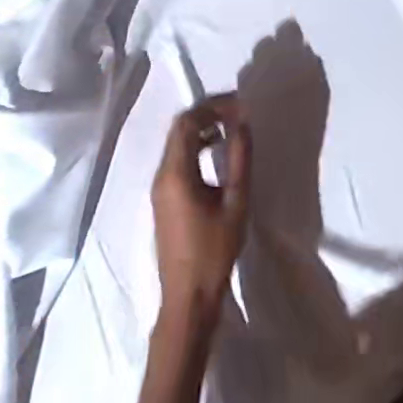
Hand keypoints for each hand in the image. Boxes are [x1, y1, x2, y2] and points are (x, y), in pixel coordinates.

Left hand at [151, 94, 251, 312]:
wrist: (187, 298)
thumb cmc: (213, 251)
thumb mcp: (235, 203)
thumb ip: (239, 159)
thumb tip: (243, 123)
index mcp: (175, 173)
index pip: (187, 122)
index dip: (212, 106)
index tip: (238, 104)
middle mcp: (161, 174)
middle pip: (179, 128)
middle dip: (207, 113)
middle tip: (236, 110)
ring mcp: (159, 187)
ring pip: (177, 143)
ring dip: (201, 128)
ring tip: (231, 126)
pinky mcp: (164, 199)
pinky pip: (177, 159)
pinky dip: (196, 146)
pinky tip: (216, 151)